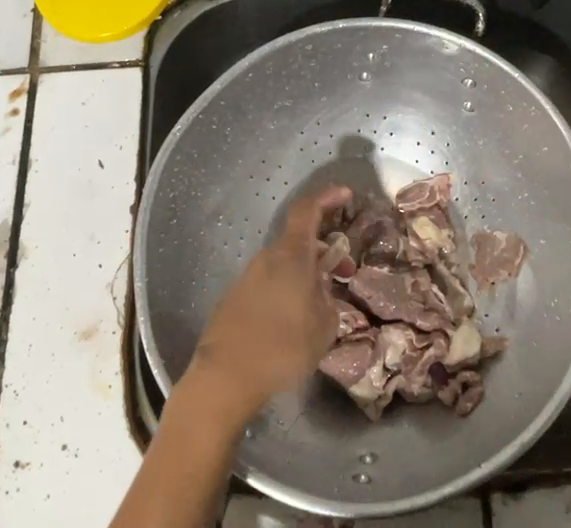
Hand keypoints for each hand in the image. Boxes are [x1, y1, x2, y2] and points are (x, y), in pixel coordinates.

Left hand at [188, 184, 352, 415]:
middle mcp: (267, 258)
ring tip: (323, 302)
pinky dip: (288, 289)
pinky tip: (296, 319)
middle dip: (324, 250)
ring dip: (306, 273)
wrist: (225, 376)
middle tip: (344, 272)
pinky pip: (270, 283)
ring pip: (284, 264)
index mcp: (291, 256)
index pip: (307, 211)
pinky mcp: (236, 298)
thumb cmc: (282, 347)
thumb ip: (328, 300)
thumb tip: (322, 290)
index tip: (345, 195)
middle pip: (298, 241)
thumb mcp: (324, 327)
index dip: (326, 197)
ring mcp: (248, 278)